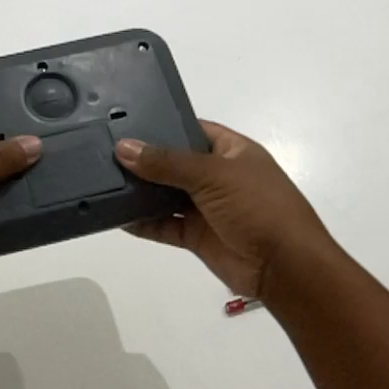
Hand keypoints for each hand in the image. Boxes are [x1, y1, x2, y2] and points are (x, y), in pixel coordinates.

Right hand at [116, 120, 333, 298]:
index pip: (192, 129)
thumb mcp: (213, 175)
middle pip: (174, 163)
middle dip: (144, 160)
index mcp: (232, 151)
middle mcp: (218, 176)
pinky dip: (143, 222)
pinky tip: (117, 216)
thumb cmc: (258, 207)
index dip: (163, 124)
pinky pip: (164, 225)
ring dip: (140, 192)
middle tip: (104, 151)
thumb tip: (124, 148)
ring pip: (166, 195)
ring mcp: (207, 207)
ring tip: (103, 181)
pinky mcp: (197, 236)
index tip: (126, 121)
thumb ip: (166, 162)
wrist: (285, 267)